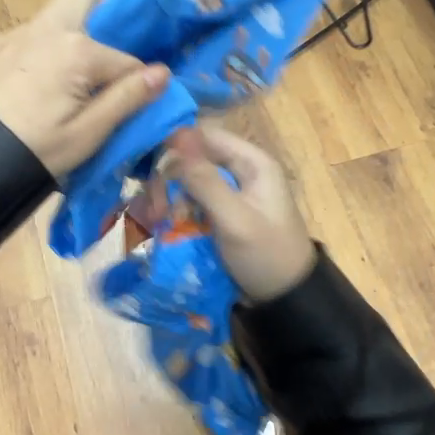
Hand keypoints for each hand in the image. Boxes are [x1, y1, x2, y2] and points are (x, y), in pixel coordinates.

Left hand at [0, 0, 170, 178]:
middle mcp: (42, 29)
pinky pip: (17, 44)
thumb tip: (163, 73)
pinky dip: (30, 61)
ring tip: (56, 95)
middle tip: (101, 63)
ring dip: (63, 44)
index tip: (133, 105)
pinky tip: (19, 99)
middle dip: (101, 13)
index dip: (134, 81)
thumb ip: (126, 99)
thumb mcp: (86, 135)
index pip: (125, 57)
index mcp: (76, 48)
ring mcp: (7, 37)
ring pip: (48, 22)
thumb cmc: (32, 151)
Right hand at [164, 127, 316, 301]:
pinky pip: (188, 201)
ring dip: (168, 198)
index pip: (202, 135)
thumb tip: (177, 138)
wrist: (285, 299)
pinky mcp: (218, 213)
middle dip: (168, 180)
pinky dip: (174, 211)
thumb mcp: (234, 219)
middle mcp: (239, 170)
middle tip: (157, 211)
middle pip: (190, 157)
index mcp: (251, 161)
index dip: (172, 148)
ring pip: (185, 181)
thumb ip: (205, 181)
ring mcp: (228, 192)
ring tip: (159, 223)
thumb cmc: (265, 256)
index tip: (149, 174)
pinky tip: (162, 226)